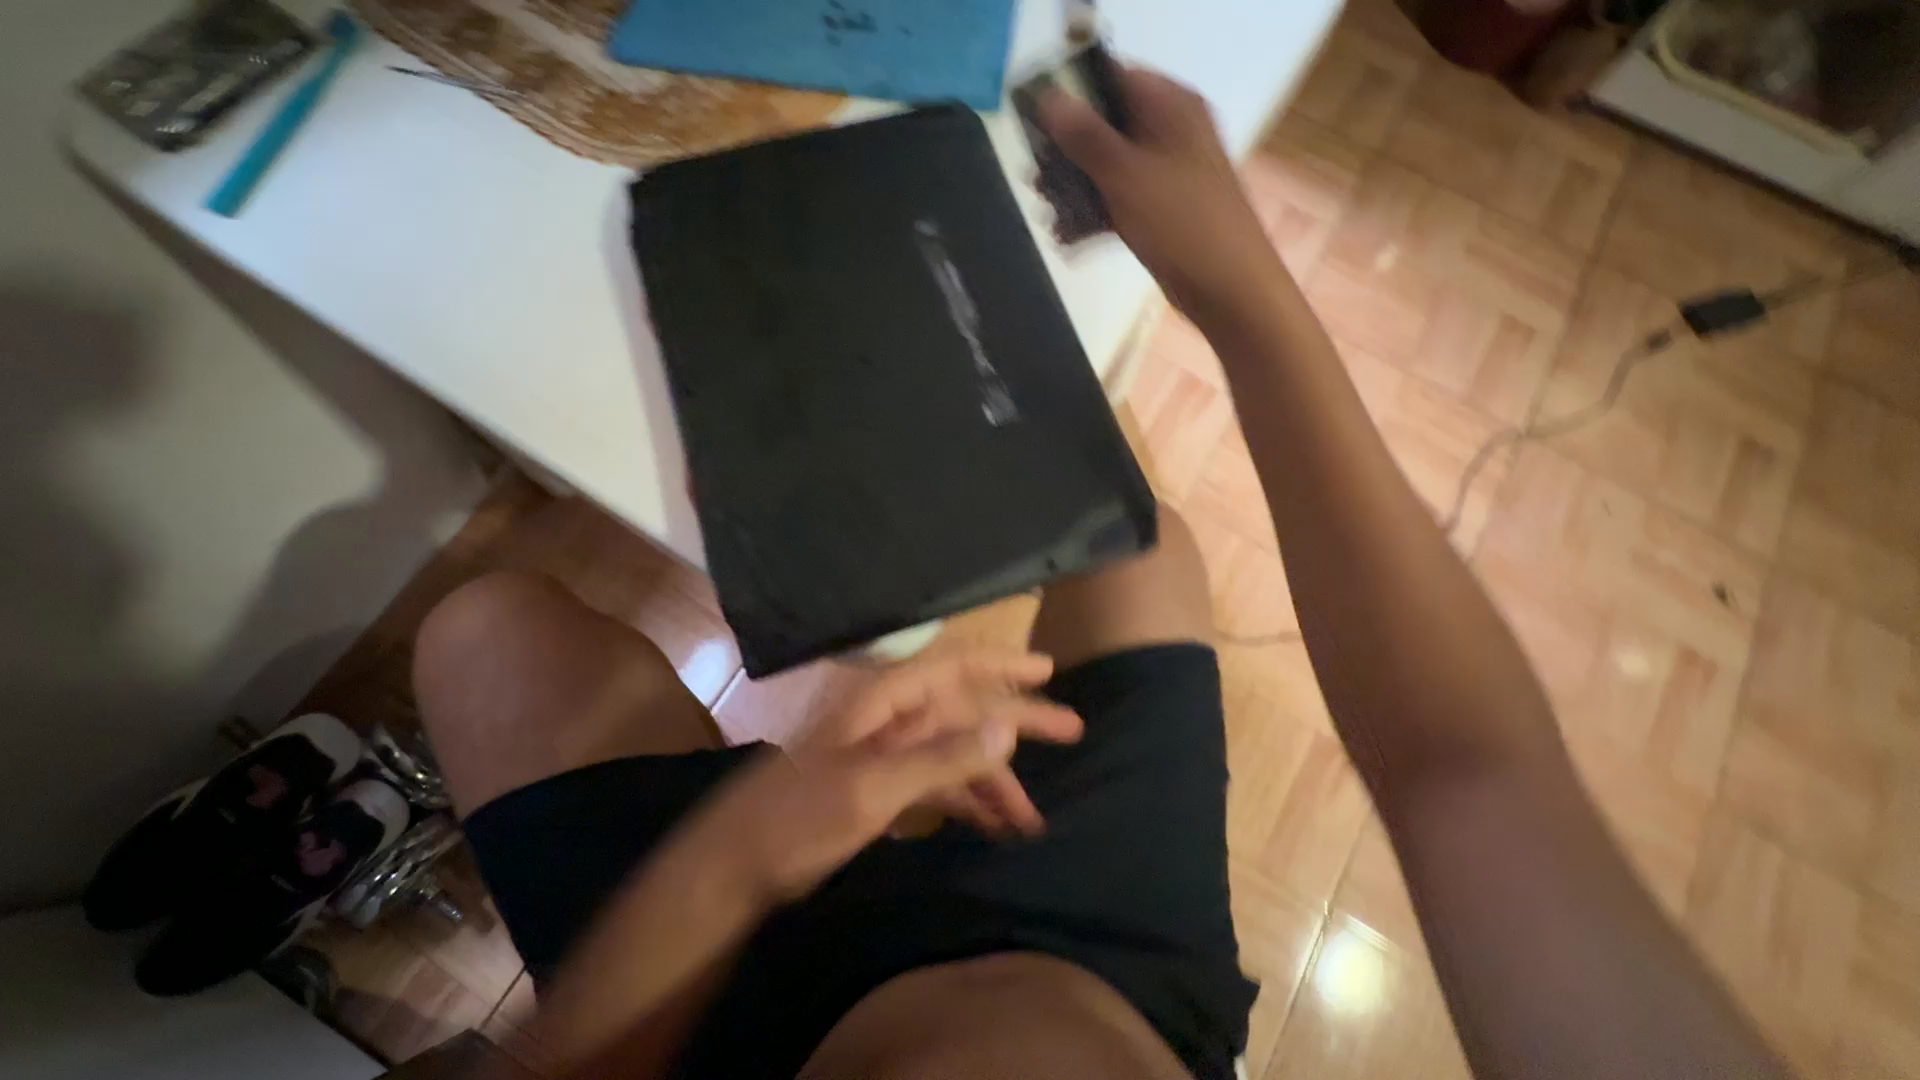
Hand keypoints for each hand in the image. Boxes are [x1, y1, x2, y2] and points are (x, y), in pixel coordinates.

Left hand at [703, 651, 1082, 902]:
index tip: (1047, 671)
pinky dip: (967, 803)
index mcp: (883, 700)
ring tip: (1034, 819)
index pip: (953, 668)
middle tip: (1073, 732)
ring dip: (995, 781)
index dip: (1002, 665)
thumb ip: (942, 758)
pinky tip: (994, 826)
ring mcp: (884, 755)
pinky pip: (937, 786)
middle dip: (1016, 724)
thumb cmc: (798, 815)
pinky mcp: (880, 790)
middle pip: (964, 711)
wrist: (737, 865)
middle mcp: (889, 719)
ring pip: (955, 754)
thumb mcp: (873, 787)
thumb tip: (1009, 726)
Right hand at [1038, 66, 1286, 318]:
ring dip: (1075, 193)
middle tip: (1036, 182)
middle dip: (1067, 157)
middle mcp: (1171, 131)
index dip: (1072, 97)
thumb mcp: (1126, 175)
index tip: (1036, 126)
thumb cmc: (1181, 223)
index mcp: (1171, 106)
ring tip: (1048, 217)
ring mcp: (1168, 173)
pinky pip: (1119, 202)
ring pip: (1109, 169)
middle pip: (1106, 128)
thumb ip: (1085, 137)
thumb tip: (1050, 99)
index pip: (1113, 79)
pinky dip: (1095, 217)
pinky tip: (1068, 240)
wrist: (1228, 288)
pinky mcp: (1163, 210)